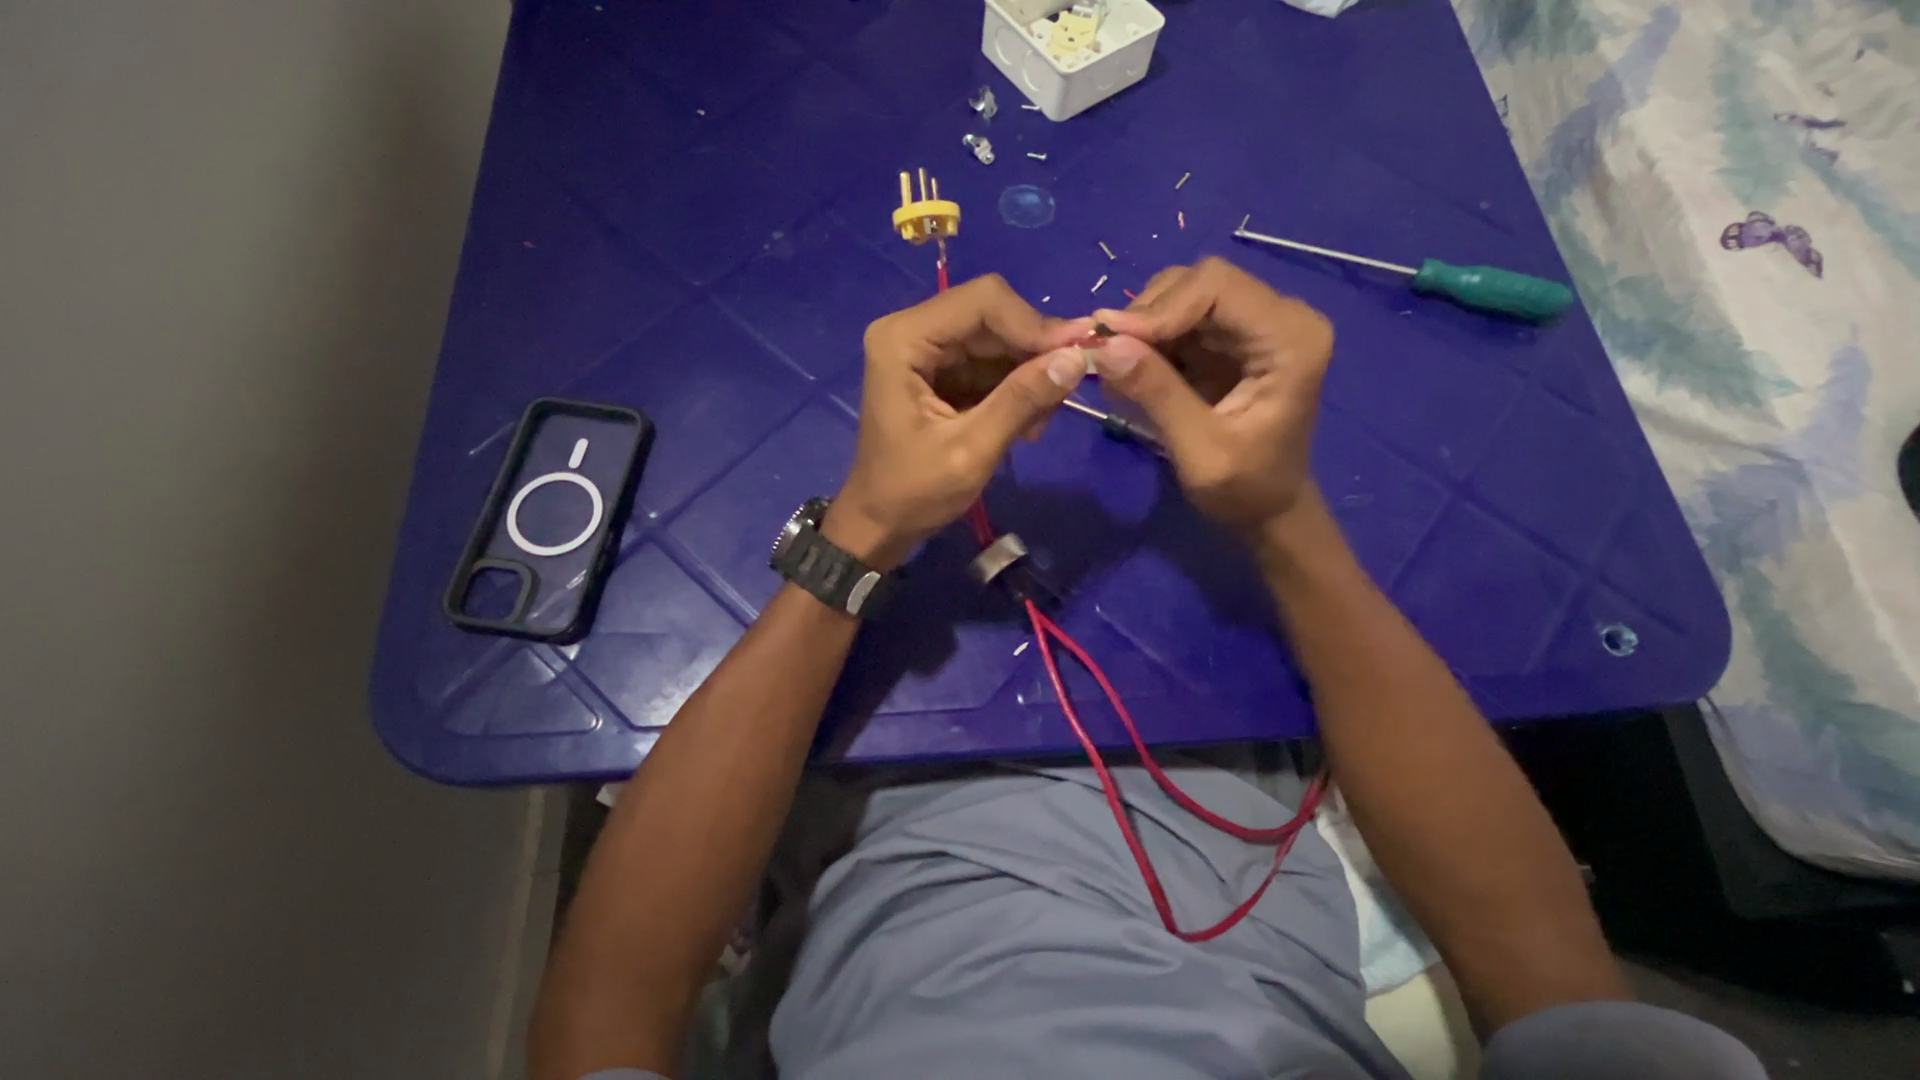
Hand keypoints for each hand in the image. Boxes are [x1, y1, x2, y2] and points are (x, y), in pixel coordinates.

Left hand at [826, 275, 1092, 568]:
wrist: (879, 523)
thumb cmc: (913, 493)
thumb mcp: (971, 451)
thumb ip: (1021, 401)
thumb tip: (1077, 359)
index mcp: (903, 339)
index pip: (983, 301)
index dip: (1034, 324)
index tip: (1075, 357)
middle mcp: (911, 330)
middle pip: (993, 315)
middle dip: (1034, 352)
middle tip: (1064, 394)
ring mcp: (926, 349)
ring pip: (999, 338)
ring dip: (1029, 374)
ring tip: (1039, 423)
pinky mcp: (940, 370)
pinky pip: (991, 362)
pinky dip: (1016, 387)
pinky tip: (1027, 424)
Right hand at [1086, 257, 1332, 530]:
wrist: (1269, 510)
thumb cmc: (1245, 489)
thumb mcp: (1199, 451)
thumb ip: (1157, 395)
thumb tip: (1104, 347)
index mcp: (1290, 339)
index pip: (1217, 286)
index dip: (1159, 307)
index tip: (1111, 341)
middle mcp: (1279, 317)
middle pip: (1198, 282)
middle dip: (1146, 315)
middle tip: (1105, 354)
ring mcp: (1254, 324)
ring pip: (1183, 294)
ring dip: (1142, 326)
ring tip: (1114, 366)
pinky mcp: (1230, 338)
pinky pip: (1180, 318)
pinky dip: (1148, 340)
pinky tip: (1128, 371)